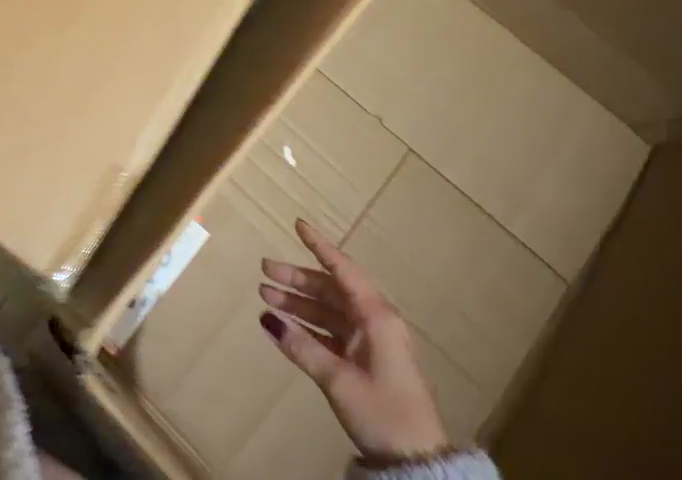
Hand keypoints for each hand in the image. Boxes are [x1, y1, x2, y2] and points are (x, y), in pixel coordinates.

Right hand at [259, 219, 449, 463]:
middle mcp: (375, 322)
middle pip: (332, 289)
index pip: (344, 271)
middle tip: (264, 269)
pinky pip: (332, 331)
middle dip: (298, 278)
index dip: (320, 247)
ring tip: (265, 295)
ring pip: (329, 310)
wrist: (417, 460)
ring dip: (299, 302)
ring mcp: (371, 342)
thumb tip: (267, 318)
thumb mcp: (338, 380)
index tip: (298, 224)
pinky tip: (285, 324)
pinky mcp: (366, 361)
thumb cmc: (383, 412)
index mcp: (377, 318)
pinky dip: (308, 325)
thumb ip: (302, 347)